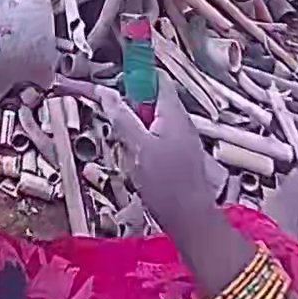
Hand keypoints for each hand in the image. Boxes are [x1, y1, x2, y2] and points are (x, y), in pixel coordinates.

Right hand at [96, 77, 223, 235]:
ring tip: (126, 145)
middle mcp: (180, 120)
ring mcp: (182, 137)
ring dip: (135, 125)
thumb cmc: (166, 184)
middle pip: (152, 97)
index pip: (155, 76)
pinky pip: (157, 135)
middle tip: (116, 120)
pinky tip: (137, 160)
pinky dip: (143, 141)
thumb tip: (104, 91)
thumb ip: (121, 117)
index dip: (135, 75)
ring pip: (152, 118)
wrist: (192, 223)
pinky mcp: (180, 154)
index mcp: (172, 111)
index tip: (115, 86)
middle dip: (131, 105)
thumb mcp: (137, 147)